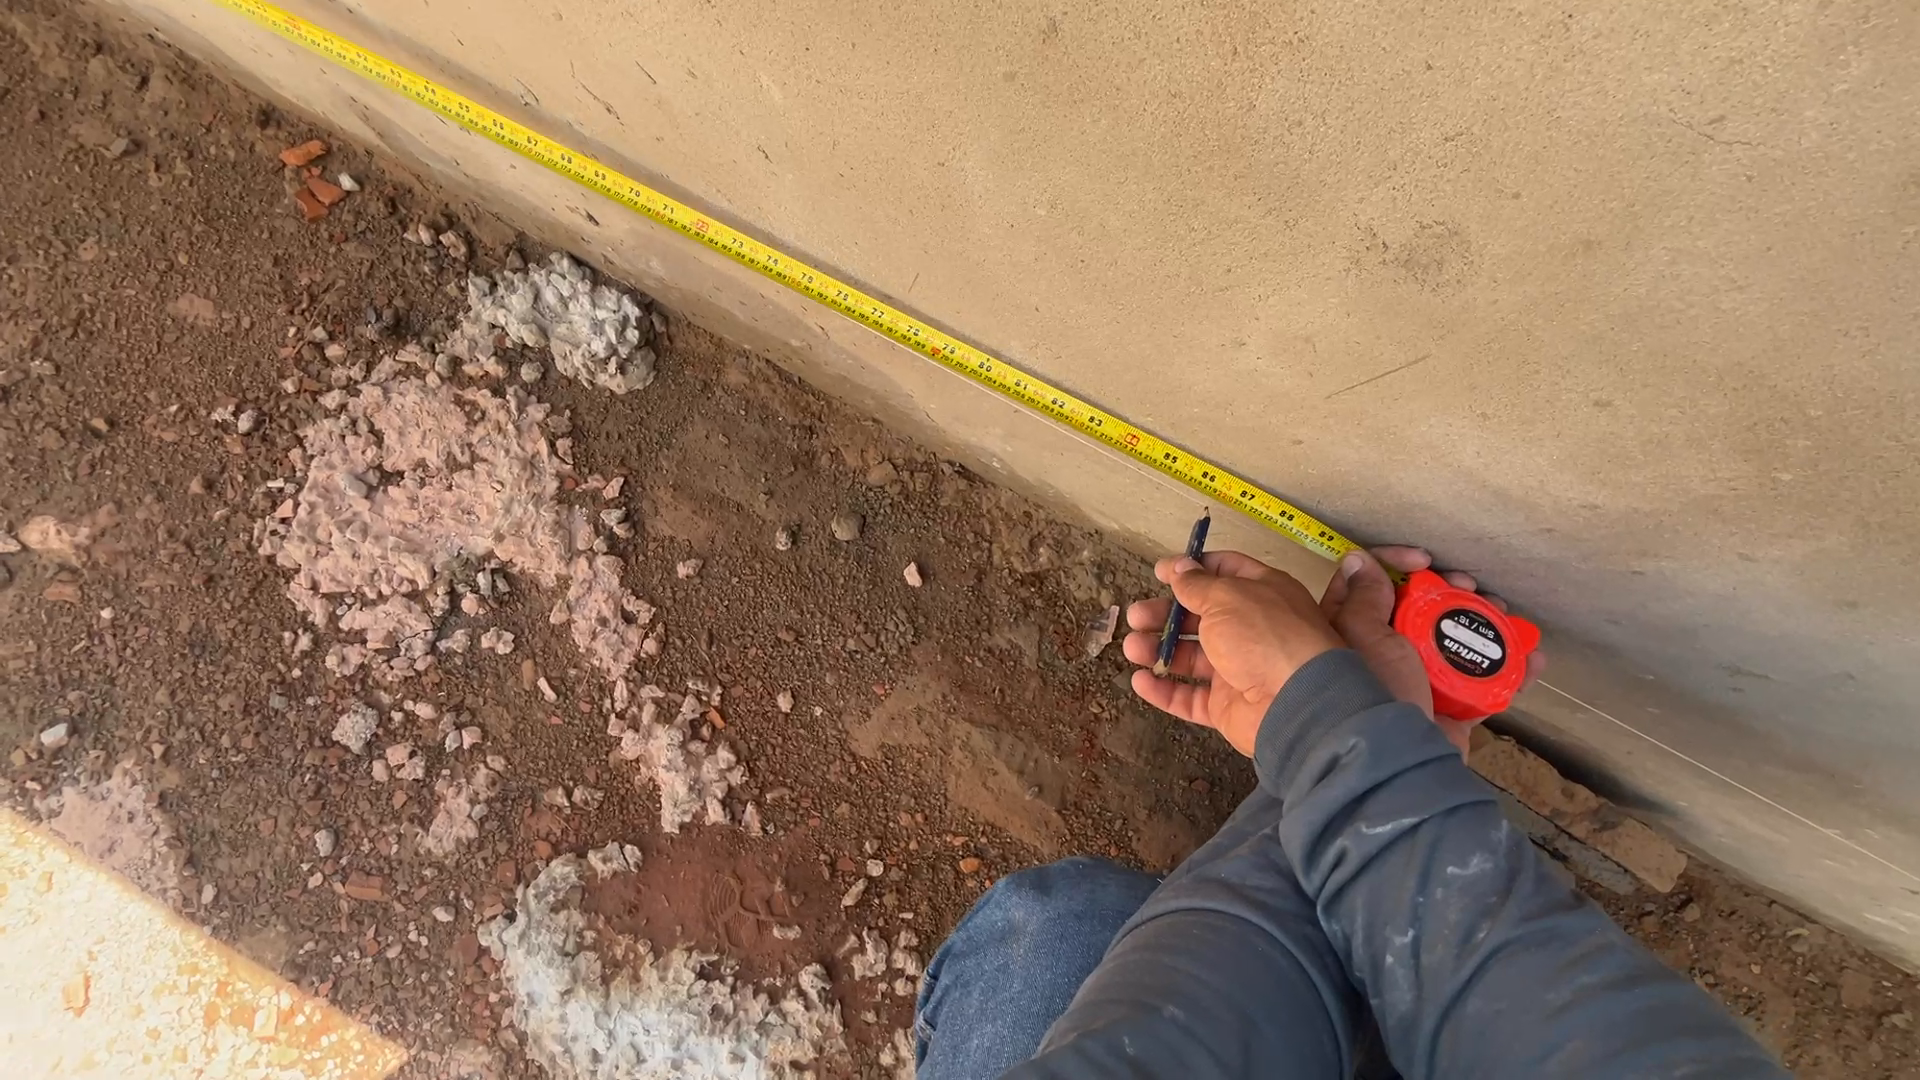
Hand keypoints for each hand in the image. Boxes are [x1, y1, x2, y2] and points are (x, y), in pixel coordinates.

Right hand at [1123, 552, 1342, 756]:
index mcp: (1261, 594)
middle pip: (1199, 616)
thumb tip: (1179, 566)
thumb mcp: (1226, 597)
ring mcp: (1238, 669)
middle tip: (1135, 615)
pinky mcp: (1226, 706)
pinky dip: (1163, 690)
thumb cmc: (1263, 636)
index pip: (1225, 571)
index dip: (1192, 569)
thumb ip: (1196, 584)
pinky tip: (1140, 680)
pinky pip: (1189, 697)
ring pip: (1189, 656)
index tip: (1160, 571)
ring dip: (1158, 649)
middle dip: (1165, 614)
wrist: (1296, 704)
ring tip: (1132, 647)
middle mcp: (1250, 629)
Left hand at [1319, 546, 1547, 757]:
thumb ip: (1364, 599)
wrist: (1397, 759)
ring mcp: (1413, 679)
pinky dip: (1510, 668)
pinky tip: (1534, 655)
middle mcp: (1375, 652)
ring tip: (1502, 610)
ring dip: (1481, 620)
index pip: (1362, 582)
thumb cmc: (1371, 689)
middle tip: (1469, 584)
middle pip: (1413, 607)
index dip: (1391, 562)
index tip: (1424, 559)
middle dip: (1446, 589)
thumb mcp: (1365, 636)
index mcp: (1345, 631)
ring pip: (1450, 639)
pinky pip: (1481, 682)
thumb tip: (1359, 560)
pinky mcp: (1446, 707)